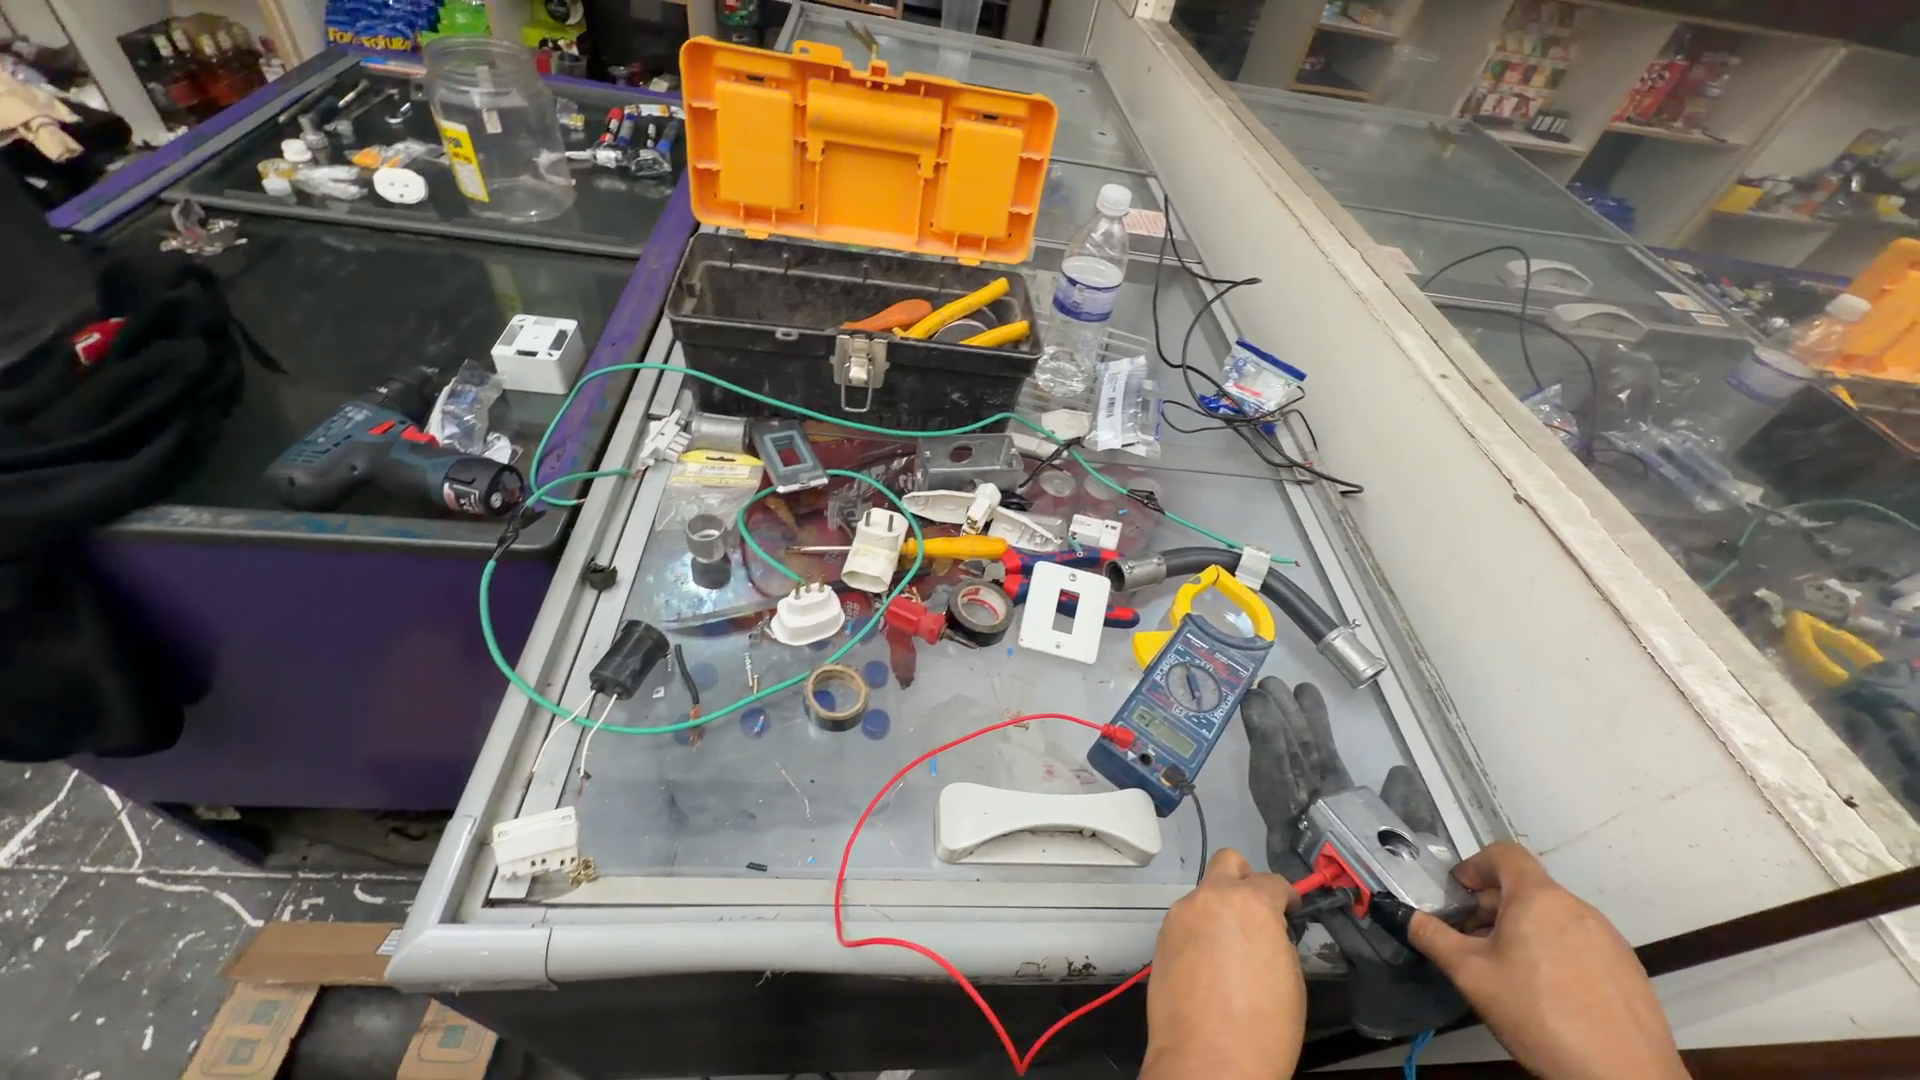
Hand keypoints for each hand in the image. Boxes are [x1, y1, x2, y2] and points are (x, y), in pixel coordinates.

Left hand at [1141, 848, 1304, 1079]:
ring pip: (1204, 895)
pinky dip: (1199, 932)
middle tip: (1256, 913)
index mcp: (1250, 903)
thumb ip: (1276, 938)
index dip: (1286, 897)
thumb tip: (1268, 930)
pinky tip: (1208, 967)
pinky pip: (1186, 922)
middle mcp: (1210, 898)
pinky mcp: (1161, 937)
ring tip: (1229, 952)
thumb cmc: (1264, 1027)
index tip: (1290, 912)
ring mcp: (1180, 915)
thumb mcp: (1290, 977)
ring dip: (1218, 911)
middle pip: (1227, 861)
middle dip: (1245, 879)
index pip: (1272, 880)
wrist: (1207, 1062)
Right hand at [1406, 842, 1686, 1079]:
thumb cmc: (1539, 1015)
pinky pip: (1579, 943)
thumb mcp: (1471, 975)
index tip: (1458, 893)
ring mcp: (1609, 939)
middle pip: (1526, 888)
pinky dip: (1553, 951)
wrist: (1624, 1079)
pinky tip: (1546, 993)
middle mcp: (1578, 908)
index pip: (1504, 854)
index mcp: (1539, 899)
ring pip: (1553, 917)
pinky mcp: (1628, 970)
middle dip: (1491, 905)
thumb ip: (1431, 936)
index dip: (1475, 865)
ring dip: (1522, 929)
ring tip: (1505, 969)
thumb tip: (1401, 914)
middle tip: (1470, 939)